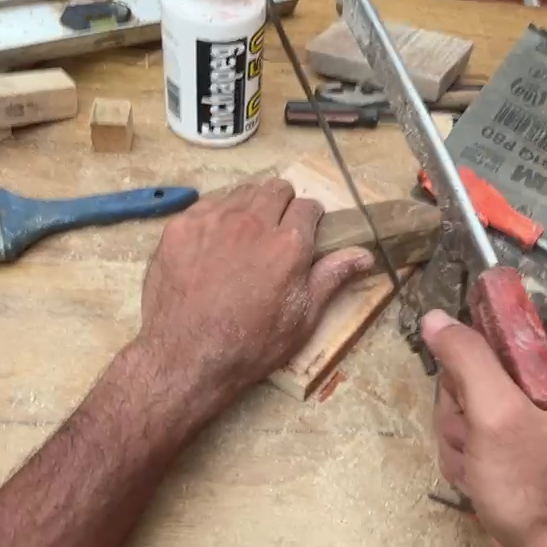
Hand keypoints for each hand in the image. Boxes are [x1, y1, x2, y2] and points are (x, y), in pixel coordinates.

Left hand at [136, 178, 373, 401]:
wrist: (188, 358)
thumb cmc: (251, 345)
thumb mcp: (303, 318)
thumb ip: (332, 277)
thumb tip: (365, 254)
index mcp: (289, 243)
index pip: (309, 206)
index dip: (310, 220)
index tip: (305, 234)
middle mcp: (253, 221)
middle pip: (277, 189)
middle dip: (283, 205)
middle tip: (275, 234)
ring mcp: (213, 220)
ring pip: (242, 191)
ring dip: (250, 207)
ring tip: (244, 238)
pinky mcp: (181, 226)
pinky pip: (207, 204)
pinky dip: (216, 217)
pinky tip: (213, 244)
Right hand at [423, 310, 546, 546]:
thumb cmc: (531, 484)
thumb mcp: (496, 413)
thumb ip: (466, 359)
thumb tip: (434, 317)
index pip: (482, 337)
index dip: (466, 371)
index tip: (475, 402)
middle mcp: (538, 382)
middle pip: (463, 376)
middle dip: (459, 415)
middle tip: (478, 442)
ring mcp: (520, 416)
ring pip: (456, 409)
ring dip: (457, 443)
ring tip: (481, 468)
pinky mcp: (506, 445)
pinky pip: (462, 437)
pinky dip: (462, 461)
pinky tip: (479, 480)